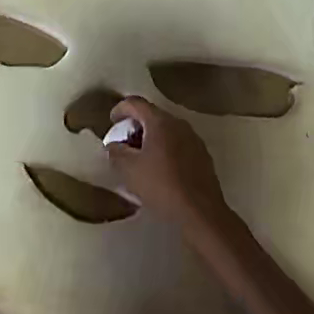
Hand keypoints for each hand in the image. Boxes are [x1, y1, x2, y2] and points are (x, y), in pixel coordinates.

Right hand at [105, 96, 228, 230]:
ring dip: (151, 138)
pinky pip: (178, 143)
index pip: (137, 103)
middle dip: (136, 126)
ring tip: (139, 158)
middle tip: (123, 143)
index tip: (112, 120)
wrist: (199, 210)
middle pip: (153, 116)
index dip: (121, 108)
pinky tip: (159, 169)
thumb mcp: (129, 171)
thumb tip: (113, 145)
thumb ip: (116, 153)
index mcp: (160, 122)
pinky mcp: (202, 154)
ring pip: (167, 130)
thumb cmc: (161, 186)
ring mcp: (193, 138)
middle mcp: (179, 123)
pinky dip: (165, 149)